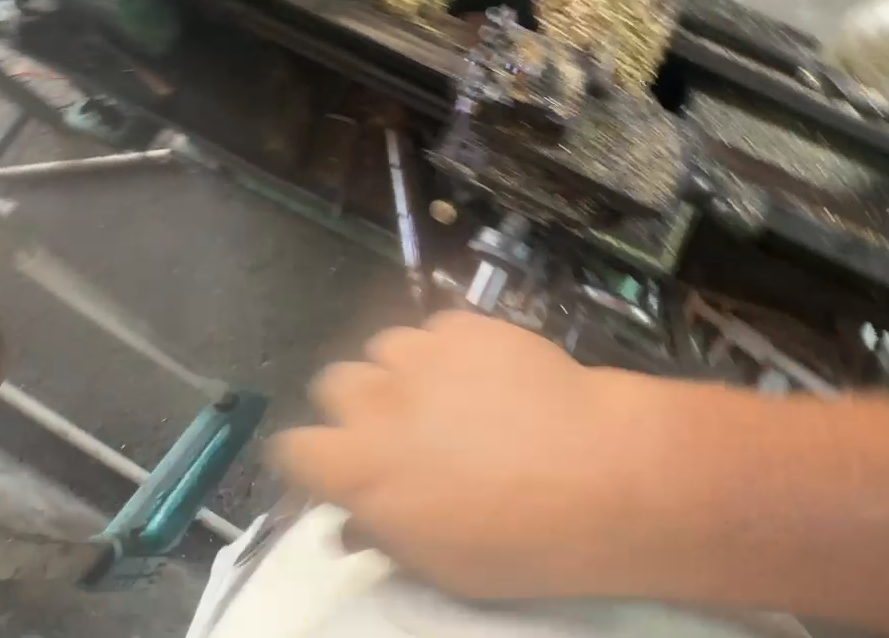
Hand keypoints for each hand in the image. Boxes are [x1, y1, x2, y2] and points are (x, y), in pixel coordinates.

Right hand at [270, 311, 672, 599]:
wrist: (593, 471)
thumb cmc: (516, 539)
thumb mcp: (440, 564)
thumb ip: (386, 533)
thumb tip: (355, 521)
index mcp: (359, 467)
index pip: (294, 448)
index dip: (312, 457)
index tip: (333, 464)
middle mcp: (379, 401)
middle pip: (335, 381)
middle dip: (355, 402)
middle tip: (394, 424)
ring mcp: (425, 354)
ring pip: (387, 345)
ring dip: (403, 369)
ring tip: (444, 389)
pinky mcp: (470, 324)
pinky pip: (441, 326)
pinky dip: (452, 346)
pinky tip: (487, 368)